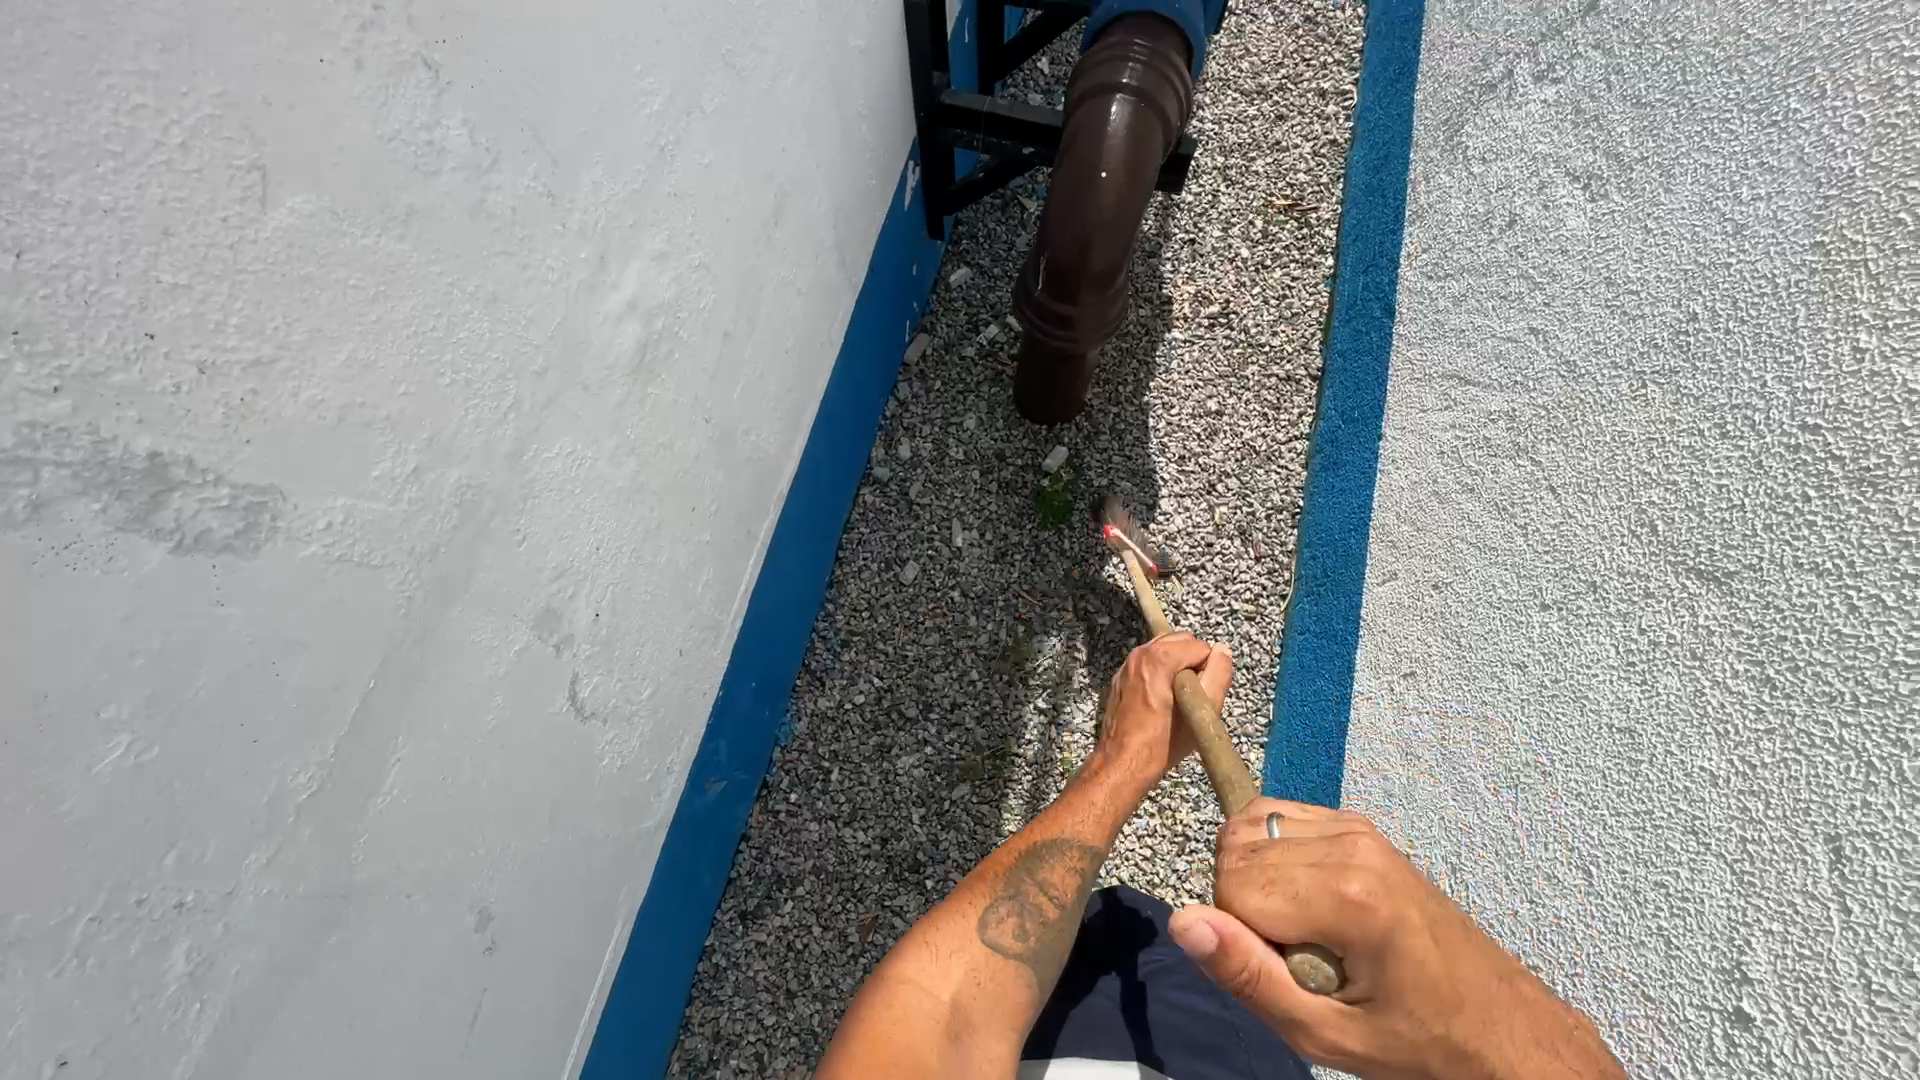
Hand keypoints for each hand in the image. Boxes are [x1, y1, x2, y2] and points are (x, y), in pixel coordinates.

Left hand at [1091, 631, 1232, 788]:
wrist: (1124, 760)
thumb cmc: (1162, 742)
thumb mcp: (1203, 711)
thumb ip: (1219, 675)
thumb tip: (1222, 651)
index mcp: (1158, 658)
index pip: (1201, 646)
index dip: (1209, 670)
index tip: (1201, 694)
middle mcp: (1139, 654)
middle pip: (1181, 641)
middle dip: (1193, 662)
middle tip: (1193, 694)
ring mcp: (1127, 665)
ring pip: (1165, 649)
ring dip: (1177, 666)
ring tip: (1178, 698)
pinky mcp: (1121, 677)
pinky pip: (1149, 663)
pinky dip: (1160, 673)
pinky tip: (1162, 700)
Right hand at [1167, 800, 1624, 1079]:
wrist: (1502, 1028)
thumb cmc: (1416, 1043)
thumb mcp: (1327, 1035)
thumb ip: (1248, 976)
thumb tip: (1182, 922)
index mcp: (1348, 896)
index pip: (1232, 888)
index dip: (1243, 938)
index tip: (1290, 973)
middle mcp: (1350, 844)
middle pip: (1235, 849)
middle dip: (1243, 902)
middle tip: (1296, 954)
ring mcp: (1355, 827)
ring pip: (1247, 827)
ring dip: (1253, 875)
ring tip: (1302, 927)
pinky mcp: (1357, 824)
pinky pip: (1273, 815)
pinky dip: (1268, 851)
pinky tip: (1303, 896)